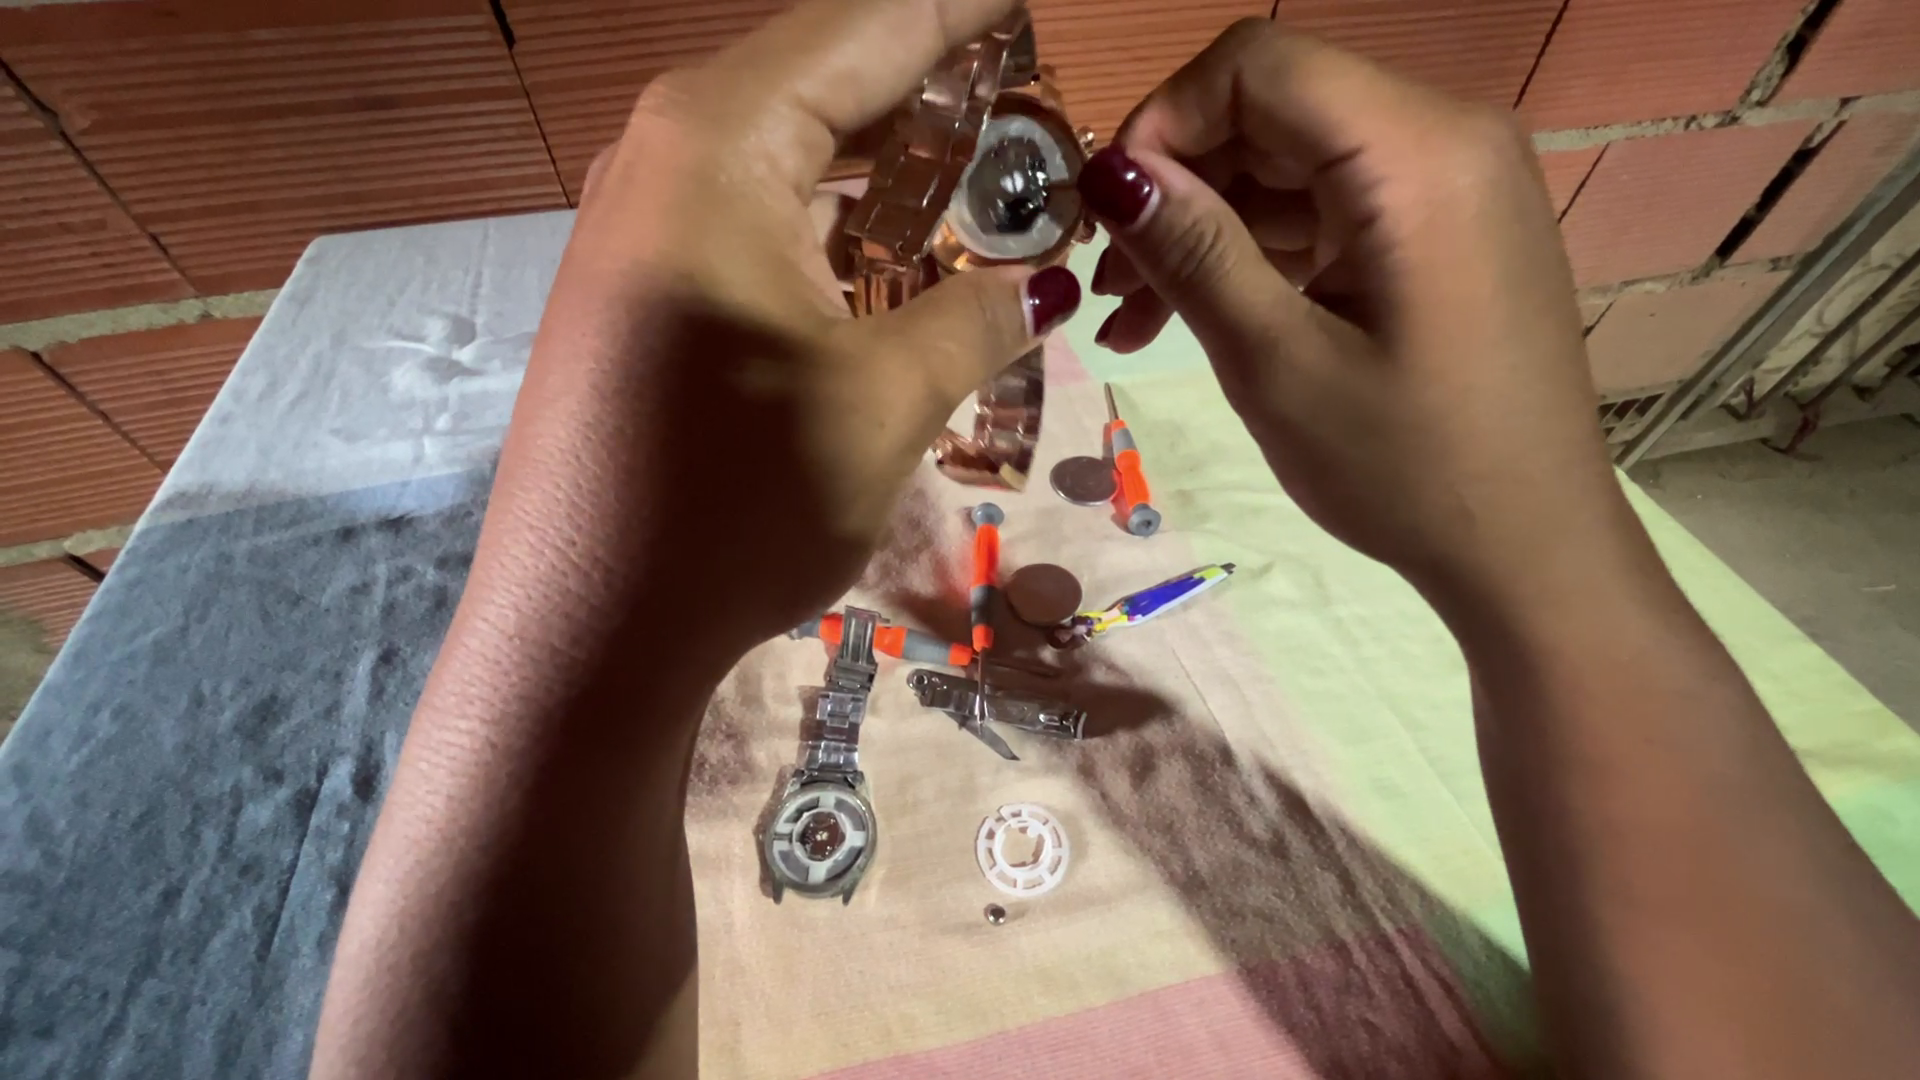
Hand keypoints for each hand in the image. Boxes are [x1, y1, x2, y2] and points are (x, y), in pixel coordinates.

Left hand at [495, 0, 1079, 656]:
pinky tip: (891, 274)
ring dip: (885, 182)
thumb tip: (1044, 279)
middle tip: (1025, 128)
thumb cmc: (740, 502)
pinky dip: (835, 241)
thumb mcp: (886, 397)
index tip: (1026, 12)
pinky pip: (758, 234)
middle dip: (931, 105)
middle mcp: (666, 161)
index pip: (864, 28)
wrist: (595, 630)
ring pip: (790, 169)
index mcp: (720, 142)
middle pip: (823, 90)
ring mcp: (644, 235)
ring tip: (977, 200)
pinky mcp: (645, 305)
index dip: (958, 17)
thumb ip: (978, 315)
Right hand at [1080, 20, 1643, 610]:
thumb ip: (1192, 252)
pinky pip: (1321, 218)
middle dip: (1174, 189)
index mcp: (1417, 153)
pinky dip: (1250, 259)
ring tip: (1129, 322)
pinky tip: (1190, 318)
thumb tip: (1107, 175)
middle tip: (1104, 284)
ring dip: (1200, 233)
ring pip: (1286, 172)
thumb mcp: (1274, 361)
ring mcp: (1443, 190)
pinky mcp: (1432, 239)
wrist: (1521, 548)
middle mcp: (1442, 141)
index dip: (1161, 125)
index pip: (1257, 65)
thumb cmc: (1401, 466)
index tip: (1105, 217)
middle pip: (1269, 115)